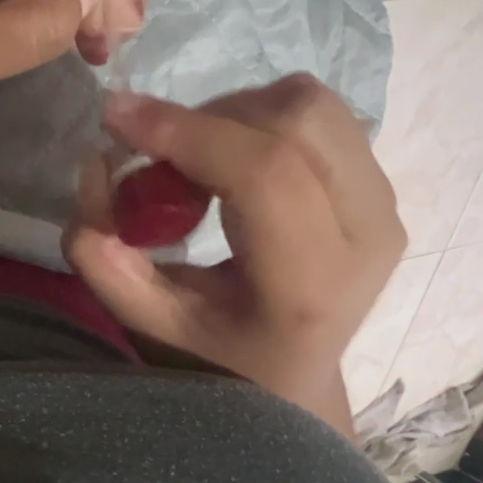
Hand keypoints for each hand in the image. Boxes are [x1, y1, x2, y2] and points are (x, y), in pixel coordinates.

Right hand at [64, 75, 402, 431]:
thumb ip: (101, 255)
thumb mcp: (143, 322)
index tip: (116, 116)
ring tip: (191, 161)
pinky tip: (227, 163)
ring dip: (233, 115)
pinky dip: (258, 121)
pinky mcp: (382, 185)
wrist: (286, 377)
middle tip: (154, 157)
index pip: (264, 172)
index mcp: (309, 283)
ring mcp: (386, 204)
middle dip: (206, 121)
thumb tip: (96, 164)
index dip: (185, 131)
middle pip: (295, 121)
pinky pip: (321, 117)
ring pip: (312, 106)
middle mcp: (368, 233)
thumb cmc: (210, 359)